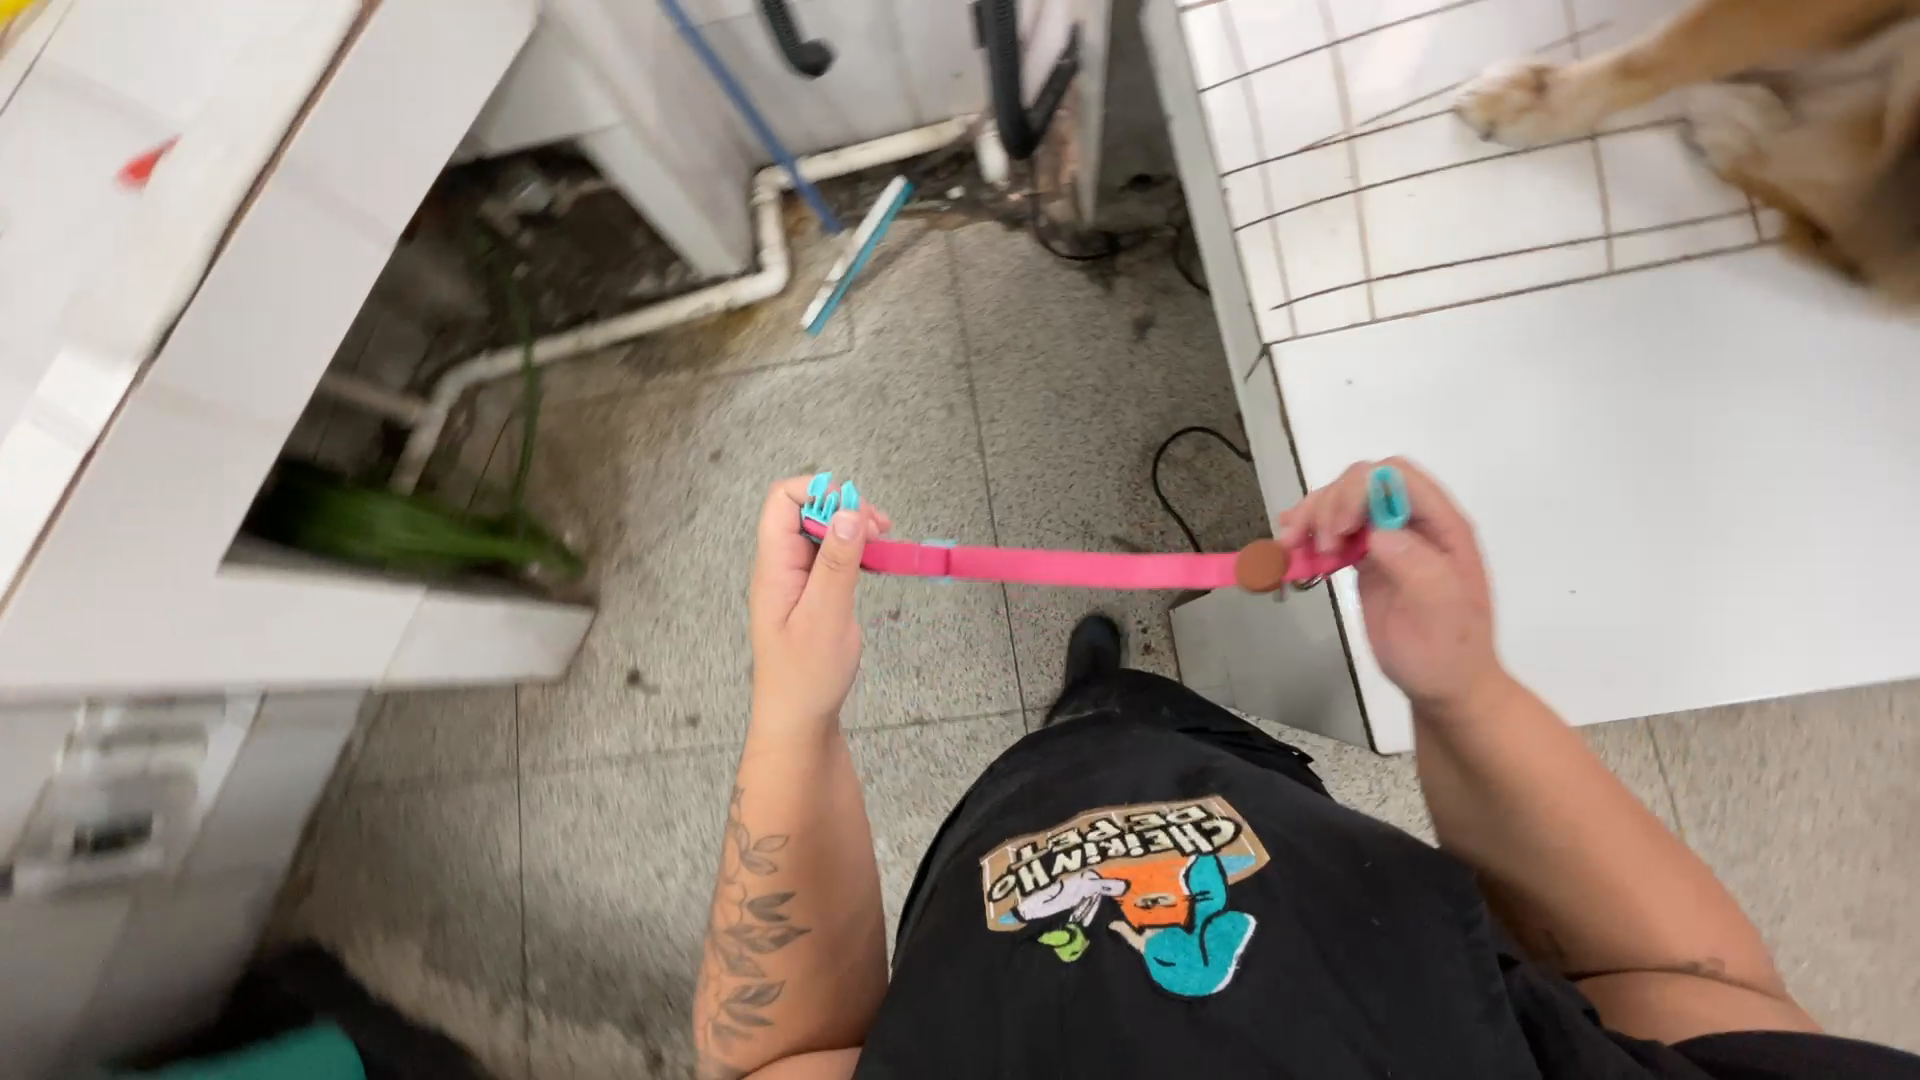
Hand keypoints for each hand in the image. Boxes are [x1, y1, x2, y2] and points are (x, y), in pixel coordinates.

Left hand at [749, 475, 890, 730]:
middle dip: (845, 508)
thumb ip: (838, 562)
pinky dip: (855, 551)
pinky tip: (876, 562)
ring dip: (854, 529)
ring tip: (885, 543)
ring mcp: (797, 579)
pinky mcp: (813, 593)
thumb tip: (849, 512)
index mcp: (774, 566)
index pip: (783, 500)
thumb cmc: (807, 675)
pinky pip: (832, 557)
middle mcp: (782, 566)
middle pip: (807, 511)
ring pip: (824, 532)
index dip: (819, 492)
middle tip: (881, 528)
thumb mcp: (826, 616)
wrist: (800, 720)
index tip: (857, 510)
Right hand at [1276, 458, 1507, 719]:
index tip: (1336, 530)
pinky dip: (1307, 535)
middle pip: (1363, 482)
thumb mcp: (1442, 614)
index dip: (1361, 490)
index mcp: (1443, 528)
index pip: (1398, 478)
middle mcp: (1415, 525)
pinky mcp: (1366, 558)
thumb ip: (1419, 567)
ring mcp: (1388, 540)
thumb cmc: (1447, 654)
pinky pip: (1333, 530)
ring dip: (1311, 518)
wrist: (1443, 685)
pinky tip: (1291, 548)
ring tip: (1290, 547)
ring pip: (1342, 502)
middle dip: (1330, 504)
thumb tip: (1381, 532)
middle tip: (1316, 546)